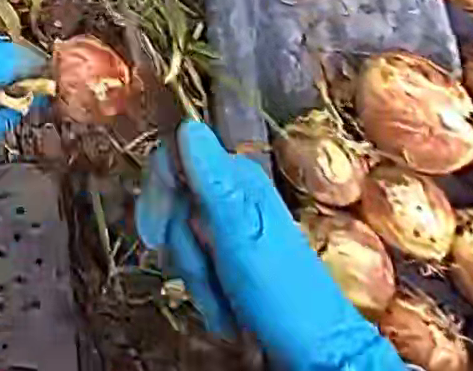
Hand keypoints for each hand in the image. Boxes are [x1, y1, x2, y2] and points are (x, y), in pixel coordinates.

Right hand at [136, 121, 402, 370]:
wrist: (319, 356)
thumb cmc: (282, 294)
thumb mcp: (240, 233)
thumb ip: (212, 178)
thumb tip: (188, 125)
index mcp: (235, 175)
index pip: (175, 152)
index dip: (157, 188)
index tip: (153, 232)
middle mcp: (232, 190)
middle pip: (174, 194)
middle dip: (178, 240)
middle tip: (199, 274)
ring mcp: (231, 222)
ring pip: (181, 229)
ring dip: (192, 271)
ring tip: (221, 304)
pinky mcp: (232, 253)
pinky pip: (195, 255)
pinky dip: (202, 285)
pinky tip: (222, 309)